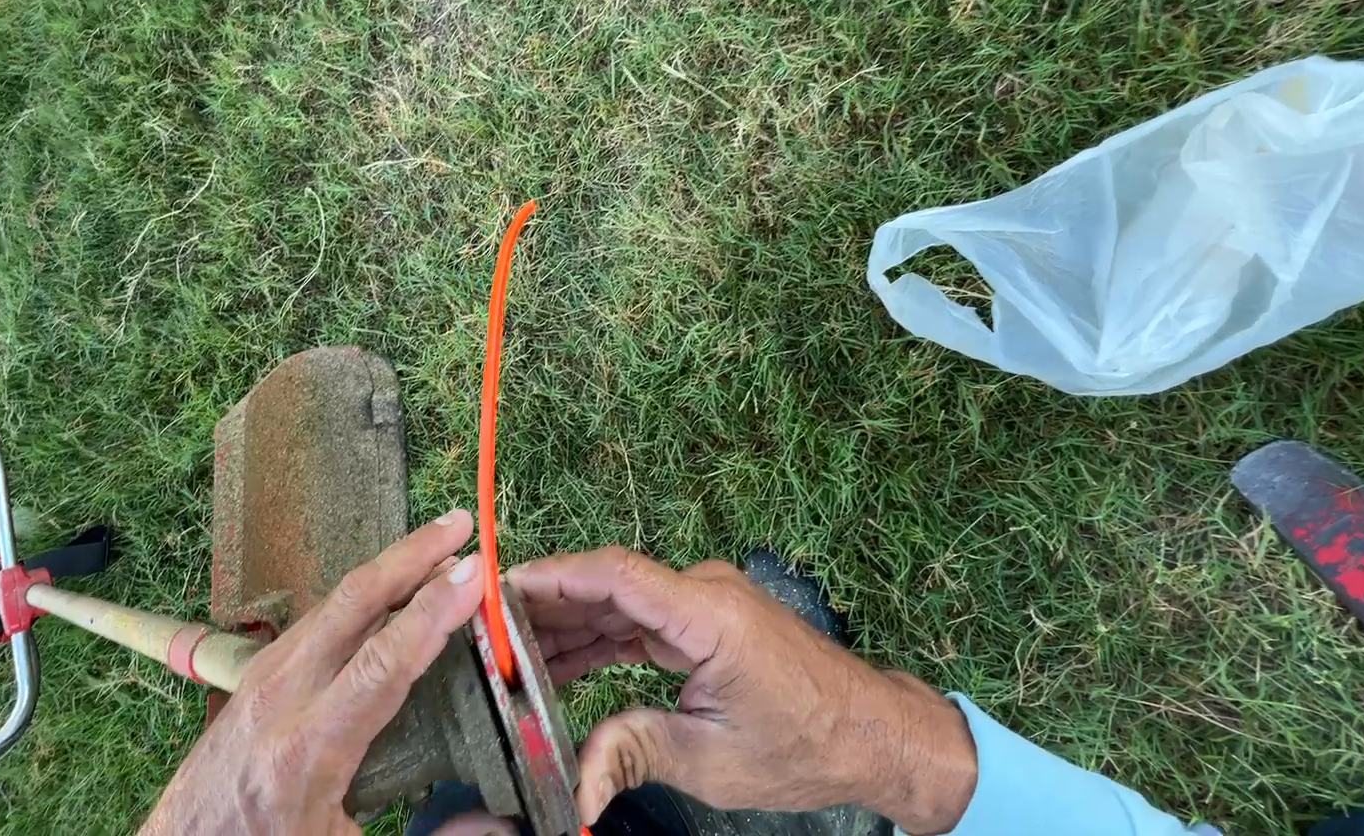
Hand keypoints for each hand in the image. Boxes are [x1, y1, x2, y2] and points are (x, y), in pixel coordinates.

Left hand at [139, 509, 511, 835]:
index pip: (383, 661)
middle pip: (355, 601)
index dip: (433, 611)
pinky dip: (366, 589)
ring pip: (337, 598)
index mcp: (309, 749)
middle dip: (412, 554)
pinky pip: (321, 614)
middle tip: (459, 523)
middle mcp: (284, 695)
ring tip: (439, 544)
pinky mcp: (260, 669)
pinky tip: (392, 584)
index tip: (474, 572)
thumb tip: (502, 825)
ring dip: (391, 563)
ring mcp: (267, 674)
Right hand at [509, 547, 977, 834]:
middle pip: (608, 583)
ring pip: (618, 600)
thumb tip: (572, 788)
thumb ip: (635, 753)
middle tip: (491, 627)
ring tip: (513, 648)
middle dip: (548, 602)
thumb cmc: (805, 745)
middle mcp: (700, 592)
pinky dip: (599, 637)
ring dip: (569, 622)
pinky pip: (638, 619)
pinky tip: (559, 659)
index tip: (504, 587)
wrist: (872, 731)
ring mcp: (700, 602)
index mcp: (707, 614)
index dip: (557, 576)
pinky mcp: (700, 619)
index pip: (617, 575)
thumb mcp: (714, 761)